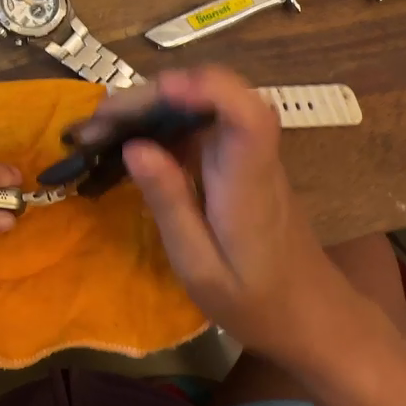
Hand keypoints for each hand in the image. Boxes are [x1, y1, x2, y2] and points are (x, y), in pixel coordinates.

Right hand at [74, 67, 351, 367]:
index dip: (207, 88)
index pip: (247, 113)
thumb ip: (170, 206)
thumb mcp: (201, 269)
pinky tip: (120, 141)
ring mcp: (239, 149)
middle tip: (92, 128)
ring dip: (140, 107)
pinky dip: (149, 121)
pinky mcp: (228, 154)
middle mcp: (248, 151)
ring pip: (191, 100)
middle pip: (205, 93)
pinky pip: (188, 120)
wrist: (312, 316)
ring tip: (95, 133)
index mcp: (248, 179)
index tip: (160, 91)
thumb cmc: (257, 301)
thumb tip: (133, 147)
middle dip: (143, 99)